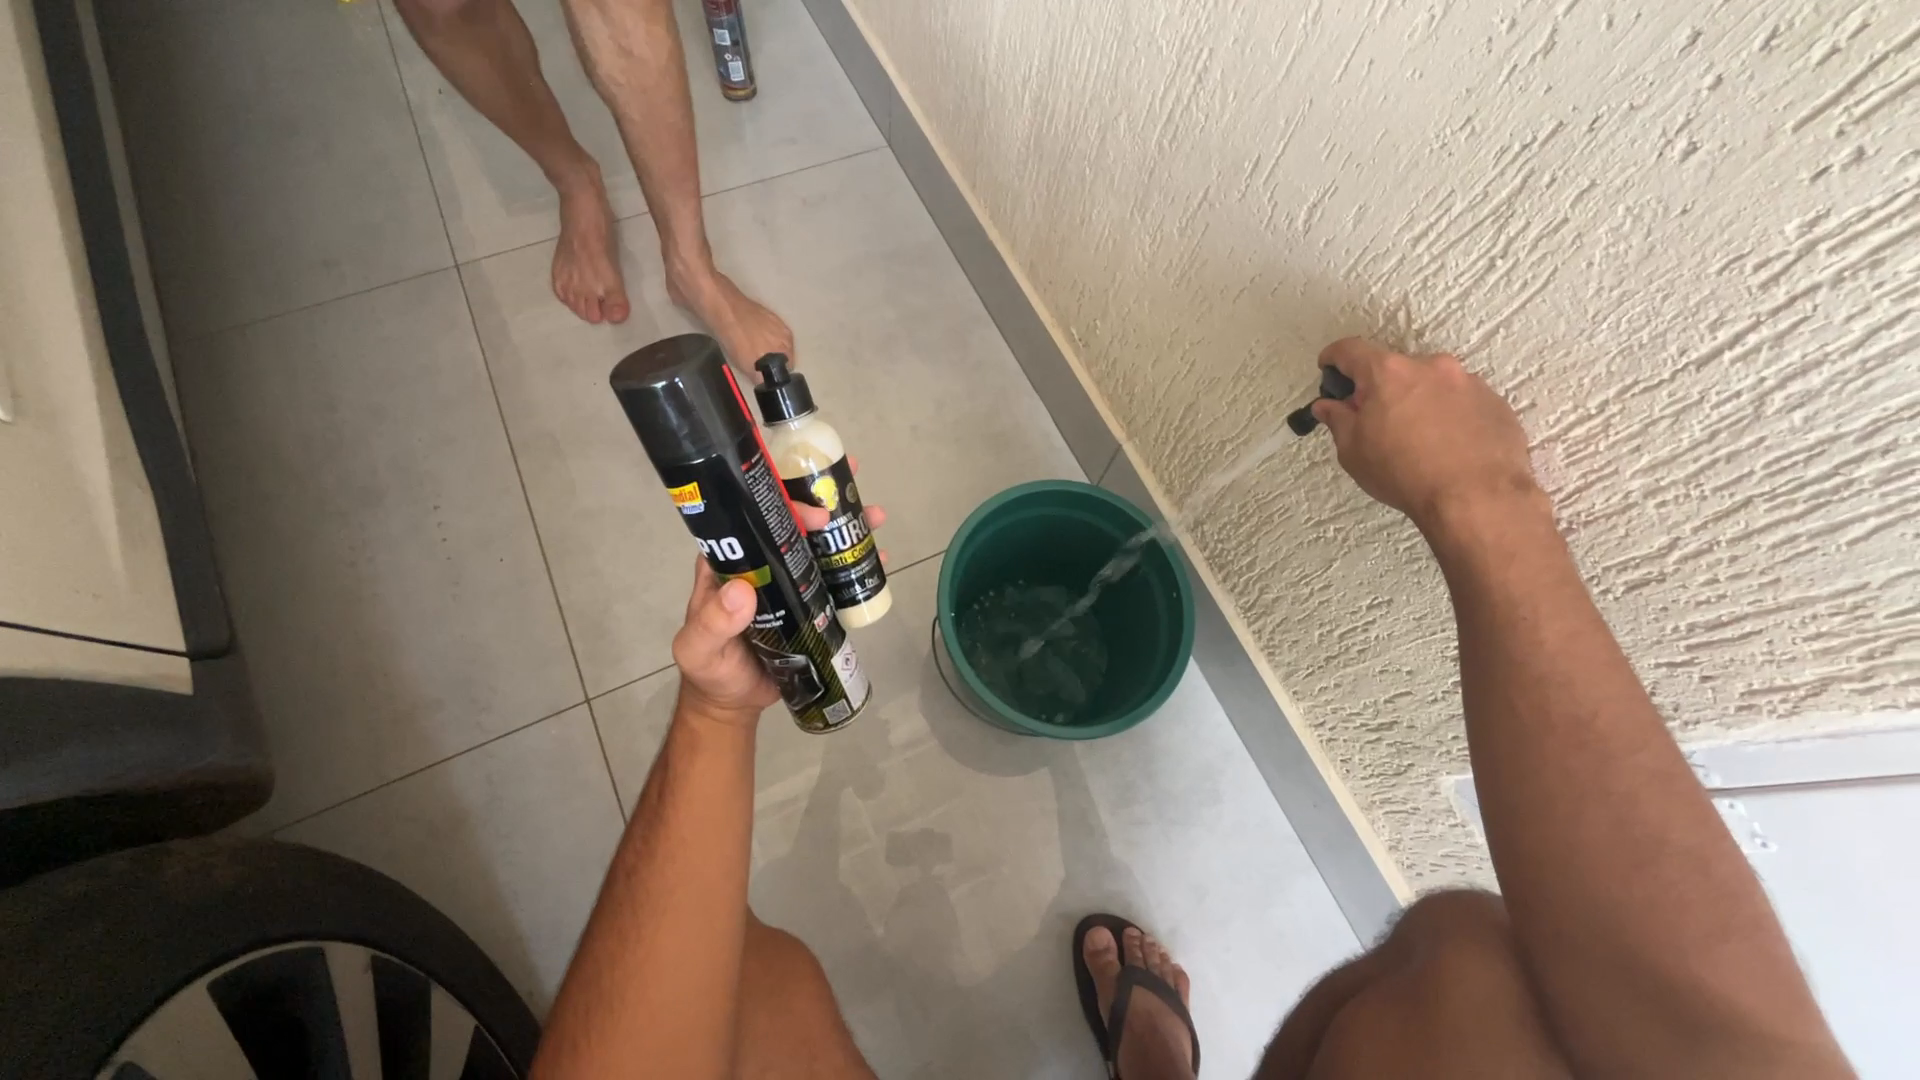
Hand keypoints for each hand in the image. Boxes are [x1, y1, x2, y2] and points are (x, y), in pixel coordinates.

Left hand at [672, 470, 886, 726]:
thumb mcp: (700, 647)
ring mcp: (787, 580)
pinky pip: (833, 575)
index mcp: (731, 562)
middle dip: (825, 501)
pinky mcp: (809, 600)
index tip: (816, 514)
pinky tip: (880, 558)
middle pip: (793, 522)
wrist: (734, 702)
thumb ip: (714, 622)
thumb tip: (743, 589)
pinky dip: (855, 564)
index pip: (755, 519)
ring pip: (818, 544)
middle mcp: (761, 562)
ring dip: (847, 527)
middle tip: (855, 490)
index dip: (786, 506)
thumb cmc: (711, 670)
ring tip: (877, 516)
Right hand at [1310, 338, 1542, 532]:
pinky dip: (1446, 414)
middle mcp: (1430, 366)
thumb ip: (1338, 420)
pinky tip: (1444, 445)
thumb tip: (1328, 406)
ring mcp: (1467, 381)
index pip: (1351, 350)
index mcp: (1388, 373)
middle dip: (1379, 389)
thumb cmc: (1405, 473)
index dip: (1334, 358)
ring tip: (1415, 438)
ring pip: (1430, 383)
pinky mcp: (1493, 401)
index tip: (1329, 368)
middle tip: (1373, 421)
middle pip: (1394, 368)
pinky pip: (1460, 400)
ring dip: (1416, 400)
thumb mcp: (1353, 451)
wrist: (1476, 496)